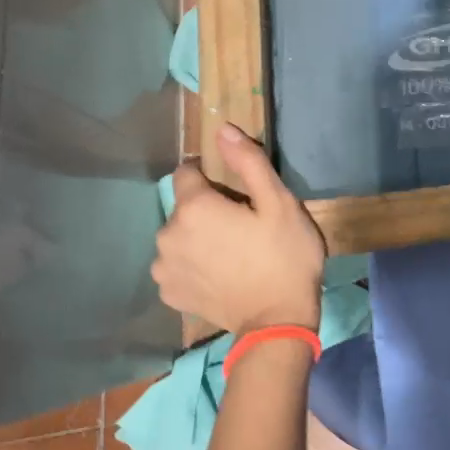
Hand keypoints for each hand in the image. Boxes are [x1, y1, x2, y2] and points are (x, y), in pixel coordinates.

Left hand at [152, 125, 325, 334]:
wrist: (277, 319)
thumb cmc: (285, 256)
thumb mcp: (280, 203)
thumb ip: (249, 163)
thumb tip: (223, 129)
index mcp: (194, 208)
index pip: (188, 173)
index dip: (214, 176)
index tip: (240, 193)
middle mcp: (167, 234)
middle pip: (184, 207)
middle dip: (209, 210)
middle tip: (245, 226)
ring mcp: (164, 267)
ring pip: (179, 237)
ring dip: (199, 238)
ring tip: (234, 253)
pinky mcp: (168, 293)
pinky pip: (178, 265)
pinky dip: (194, 265)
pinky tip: (222, 274)